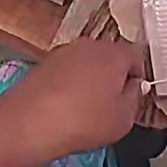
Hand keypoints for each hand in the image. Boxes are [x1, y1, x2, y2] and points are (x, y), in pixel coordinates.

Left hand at [3, 38, 143, 158]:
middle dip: (112, 75)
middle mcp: (88, 44)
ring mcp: (62, 51)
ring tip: (85, 106)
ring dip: (89, 78)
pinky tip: (64, 105)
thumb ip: (134, 98)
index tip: (132, 96)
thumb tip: (134, 85)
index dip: (137, 75)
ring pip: (85, 61)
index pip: (135, 55)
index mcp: (114, 53)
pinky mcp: (42, 62)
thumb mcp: (123, 119)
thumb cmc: (85, 121)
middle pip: (109, 55)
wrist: (29, 122)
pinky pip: (65, 69)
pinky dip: (68, 82)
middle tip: (110, 103)